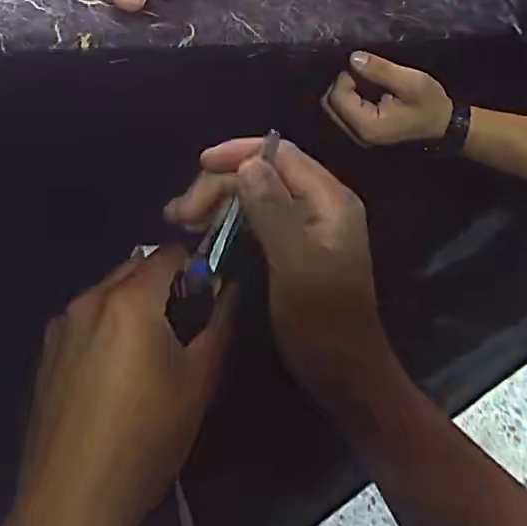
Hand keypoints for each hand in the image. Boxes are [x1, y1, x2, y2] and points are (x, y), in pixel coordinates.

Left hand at [0, 247, 232, 525]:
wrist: (72, 504)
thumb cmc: (147, 435)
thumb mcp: (201, 377)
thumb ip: (222, 319)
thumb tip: (229, 287)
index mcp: (129, 300)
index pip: (170, 254)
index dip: (197, 267)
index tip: (209, 298)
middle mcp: (89, 301)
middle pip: (137, 267)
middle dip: (166, 284)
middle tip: (185, 325)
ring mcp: (61, 329)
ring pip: (110, 292)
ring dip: (136, 304)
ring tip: (152, 352)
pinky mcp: (45, 357)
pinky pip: (88, 320)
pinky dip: (110, 326)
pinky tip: (117, 375)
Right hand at [170, 138, 389, 400]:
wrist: (346, 373)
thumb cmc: (323, 320)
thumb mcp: (295, 263)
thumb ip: (273, 210)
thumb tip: (248, 163)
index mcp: (331, 199)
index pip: (283, 155)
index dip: (240, 153)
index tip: (198, 165)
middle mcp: (322, 205)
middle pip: (268, 173)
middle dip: (223, 183)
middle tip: (180, 214)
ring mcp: (310, 227)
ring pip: (260, 196)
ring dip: (221, 202)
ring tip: (182, 221)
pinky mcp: (296, 248)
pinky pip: (261, 220)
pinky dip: (231, 221)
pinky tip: (205, 233)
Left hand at [323, 52, 452, 146]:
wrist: (444, 125)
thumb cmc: (430, 104)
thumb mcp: (411, 82)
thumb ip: (381, 70)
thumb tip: (352, 57)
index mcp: (367, 126)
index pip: (337, 97)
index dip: (345, 77)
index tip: (366, 67)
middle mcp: (357, 134)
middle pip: (330, 104)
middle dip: (342, 83)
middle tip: (365, 72)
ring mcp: (358, 135)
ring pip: (334, 107)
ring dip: (345, 89)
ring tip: (367, 79)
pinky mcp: (362, 131)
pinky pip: (344, 111)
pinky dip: (350, 97)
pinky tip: (367, 89)